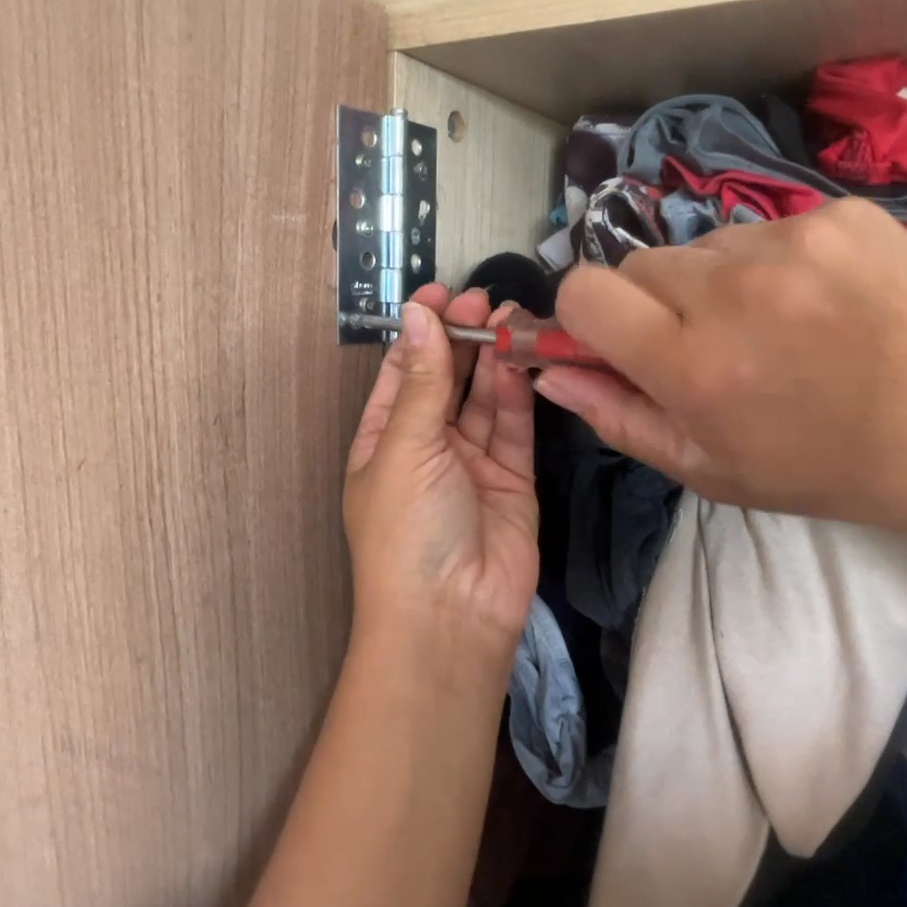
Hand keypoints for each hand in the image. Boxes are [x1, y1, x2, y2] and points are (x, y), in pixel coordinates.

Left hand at [344, 284, 539, 651]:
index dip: (420, 331)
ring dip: (494, 359)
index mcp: (384, 440)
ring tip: (510, 315)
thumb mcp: (405, 448)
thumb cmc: (406, 531)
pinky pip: (515, 426)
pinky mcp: (513, 479)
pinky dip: (519, 392)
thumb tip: (417, 314)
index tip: (441, 291)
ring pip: (485, 399)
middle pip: (447, 380)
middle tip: (484, 298)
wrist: (450, 616)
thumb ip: (423, 381)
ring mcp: (472, 463)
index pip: (403, 373)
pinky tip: (522, 356)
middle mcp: (427, 447)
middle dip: (462, 339)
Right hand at [532, 199, 906, 530]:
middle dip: (651, 306)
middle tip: (706, 349)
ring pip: (702, 247)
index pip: (583, 292)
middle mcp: (729, 287)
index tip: (615, 345)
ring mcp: (790, 239)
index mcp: (692, 363)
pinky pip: (766, 230)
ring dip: (712, 284)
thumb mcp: (713, 472)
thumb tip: (551, 373)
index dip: (584, 318)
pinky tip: (822, 304)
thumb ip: (619, 418)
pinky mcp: (841, 211)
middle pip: (635, 264)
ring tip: (777, 329)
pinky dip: (773, 265)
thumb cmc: (833, 470)